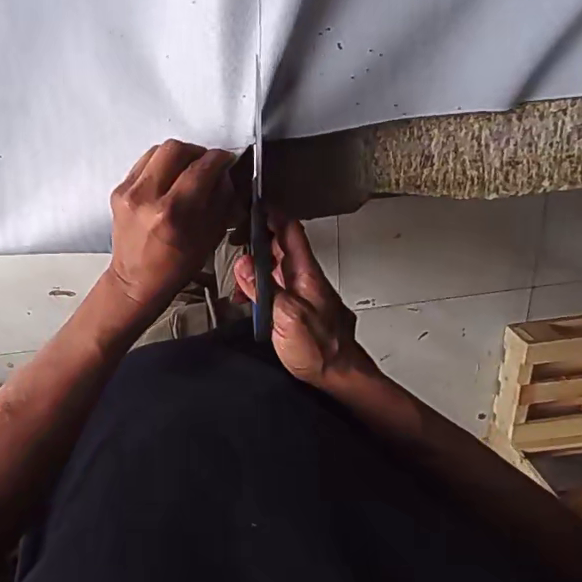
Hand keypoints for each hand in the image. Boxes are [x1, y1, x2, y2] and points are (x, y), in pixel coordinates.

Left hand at [105, 139, 239, 311]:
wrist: (136, 281)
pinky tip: (169, 180)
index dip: (219, 159)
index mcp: (172, 213)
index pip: (201, 168)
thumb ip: (220, 199)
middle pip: (176, 149)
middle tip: (206, 164)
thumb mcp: (209, 237)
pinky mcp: (118, 191)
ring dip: (178, 156)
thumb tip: (224, 173)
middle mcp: (146, 198)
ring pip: (158, 150)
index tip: (226, 160)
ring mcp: (128, 192)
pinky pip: (144, 163)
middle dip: (197, 152)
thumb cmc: (174, 267)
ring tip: (188, 171)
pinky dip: (161, 165)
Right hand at [232, 213, 376, 388]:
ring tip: (241, 281)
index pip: (291, 233)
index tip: (258, 205)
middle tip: (240, 242)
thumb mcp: (284, 316)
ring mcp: (306, 296)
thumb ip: (264, 289)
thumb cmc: (321, 351)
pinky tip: (254, 301)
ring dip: (258, 270)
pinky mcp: (303, 311)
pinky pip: (281, 290)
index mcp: (306, 275)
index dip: (274, 216)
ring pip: (280, 271)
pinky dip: (264, 289)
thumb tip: (245, 266)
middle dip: (260, 243)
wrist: (340, 376)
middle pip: (283, 249)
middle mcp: (308, 281)